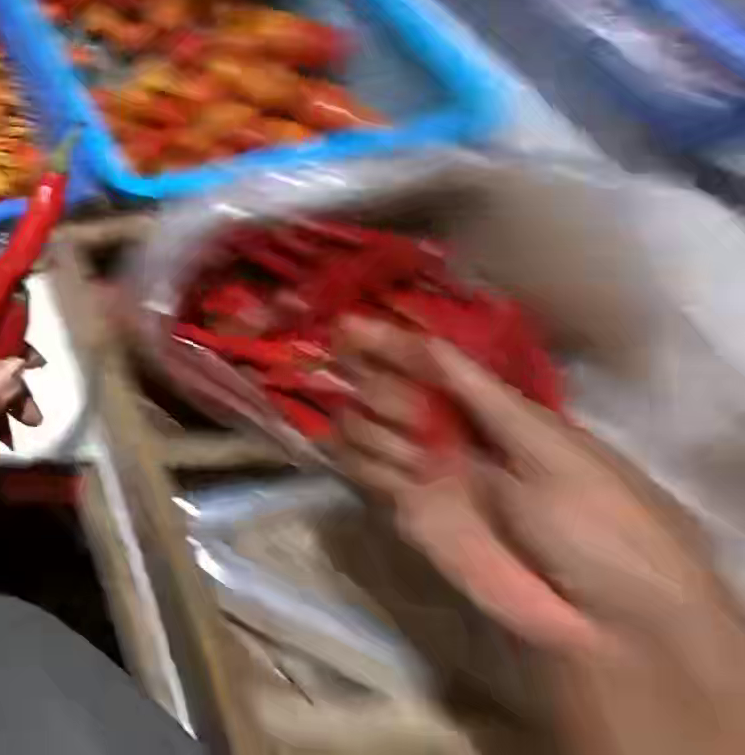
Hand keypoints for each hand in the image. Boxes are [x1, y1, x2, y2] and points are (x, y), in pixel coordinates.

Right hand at [333, 318, 741, 658]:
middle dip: (385, 393)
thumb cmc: (607, 531)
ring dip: (378, 433)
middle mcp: (444, 429)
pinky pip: (350, 462)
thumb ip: (486, 397)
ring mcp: (415, 464)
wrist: (603, 627)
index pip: (423, 361)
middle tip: (412, 418)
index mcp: (490, 411)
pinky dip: (367, 464)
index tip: (348, 328)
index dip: (386, 342)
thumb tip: (423, 340)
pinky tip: (402, 483)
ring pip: (355, 419)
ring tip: (420, 463)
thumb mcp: (562, 455)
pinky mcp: (392, 498)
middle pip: (378, 383)